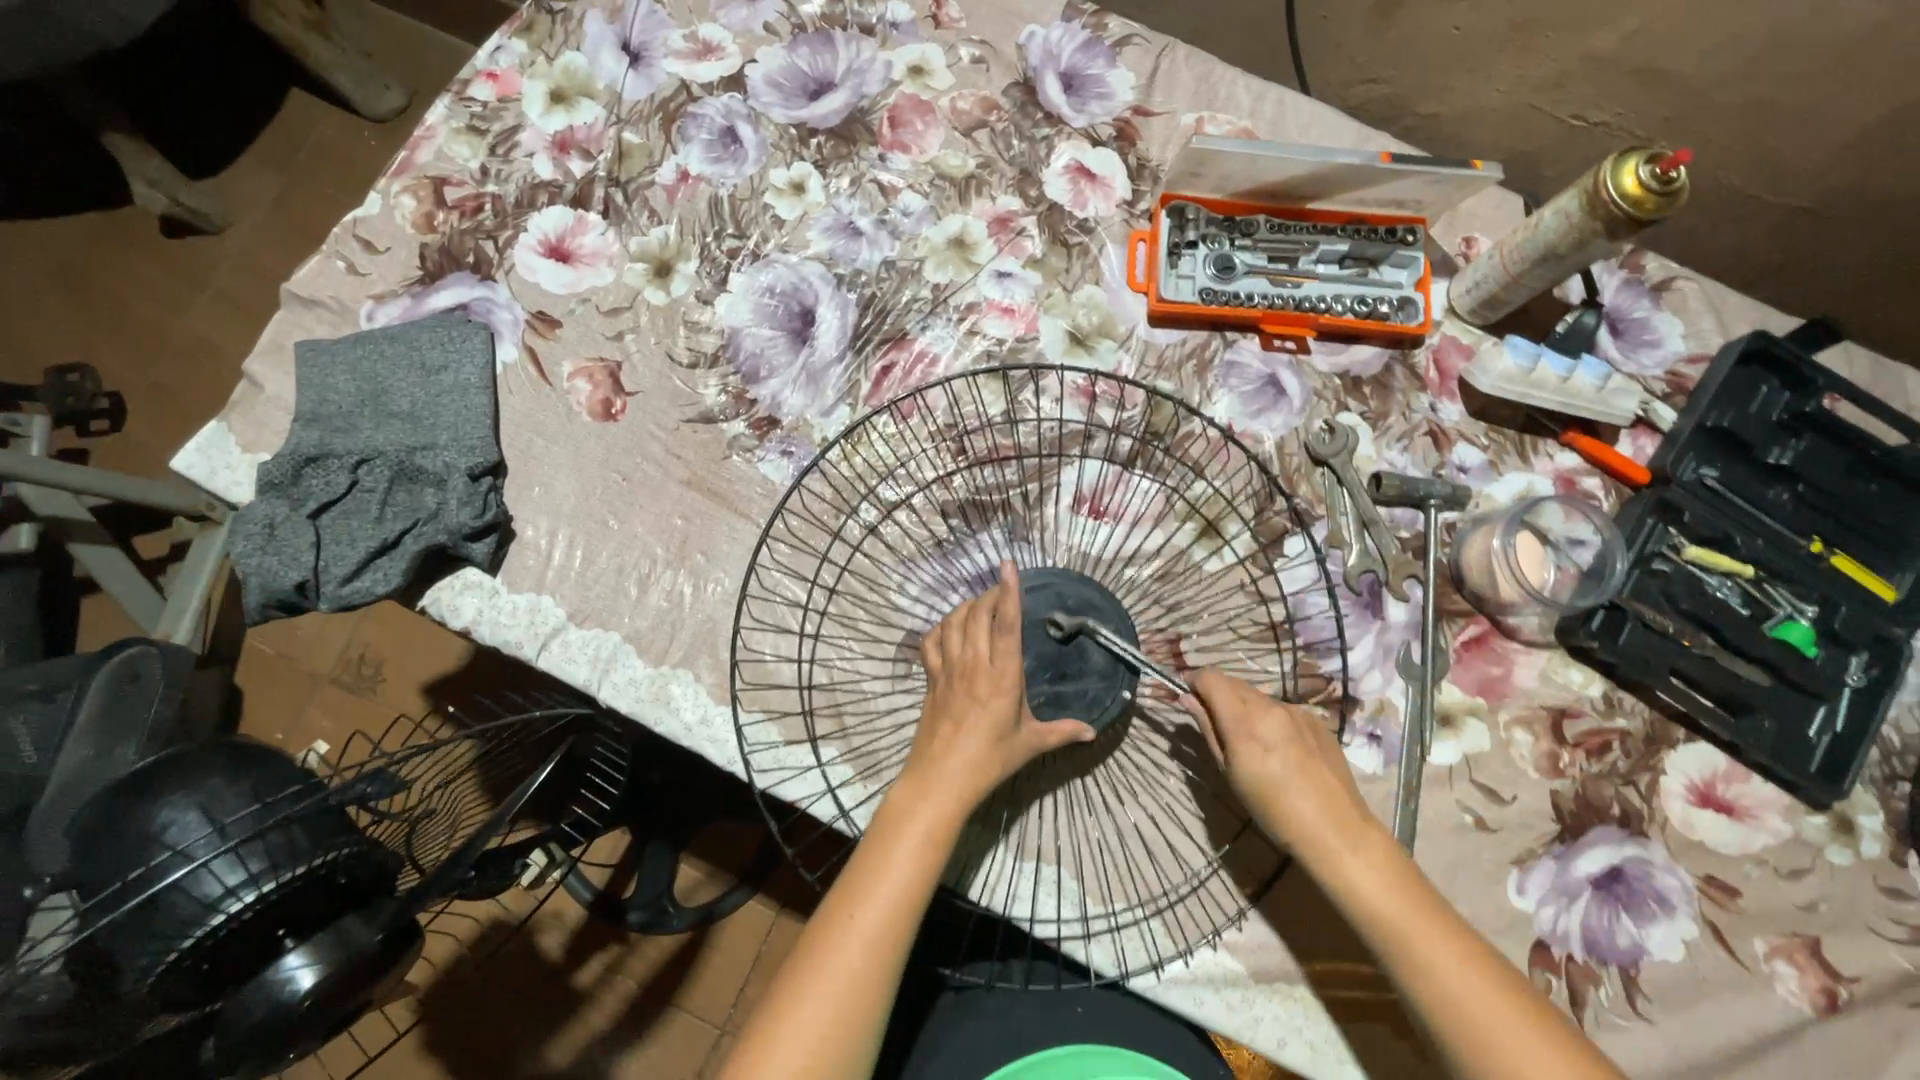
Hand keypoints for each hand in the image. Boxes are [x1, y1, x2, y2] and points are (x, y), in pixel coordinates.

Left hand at [896, 561, 1096, 818]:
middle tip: (1002, 589)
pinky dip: (940, 628)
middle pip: (978, 614)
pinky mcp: (930, 679)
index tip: (1009, 566)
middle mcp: (974, 665)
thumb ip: (1062, 732)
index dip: (1008, 591)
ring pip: (953, 622)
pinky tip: (949, 628)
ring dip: (966, 606)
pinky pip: (931, 642)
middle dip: (989, 595)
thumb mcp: (1031, 744)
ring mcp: (948, 670)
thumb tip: (1093, 732)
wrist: (941, 779)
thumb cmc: (990, 761)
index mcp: (1003, 677)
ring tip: (979, 604)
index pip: (1006, 624)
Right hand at [1182, 670, 1378, 866]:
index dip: (1194, 681)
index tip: (1187, 697)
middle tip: (1212, 722)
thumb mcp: (1229, 773)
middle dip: (1217, 693)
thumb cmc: (1272, 809)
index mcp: (1245, 721)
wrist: (1335, 829)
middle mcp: (1272, 706)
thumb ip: (1208, 730)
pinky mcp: (1317, 720)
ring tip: (1249, 742)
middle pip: (1233, 682)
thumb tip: (1187, 699)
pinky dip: (1269, 718)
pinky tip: (1279, 749)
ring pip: (1258, 696)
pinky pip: (1282, 709)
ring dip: (1244, 707)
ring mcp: (1297, 711)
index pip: (1211, 678)